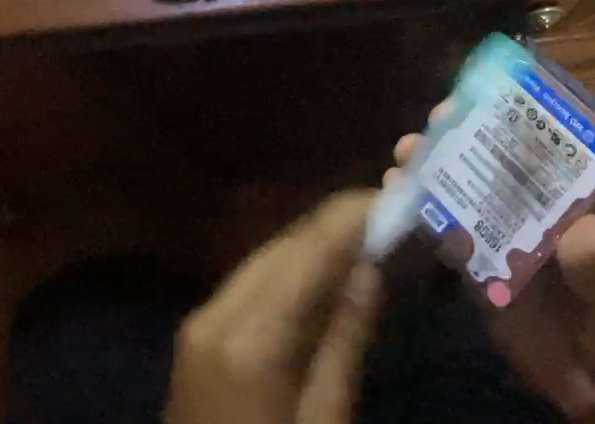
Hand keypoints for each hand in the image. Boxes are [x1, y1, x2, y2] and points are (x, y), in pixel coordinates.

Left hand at [166, 191, 383, 423]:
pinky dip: (292, 270)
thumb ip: (345, 337)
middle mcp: (217, 312)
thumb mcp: (325, 422)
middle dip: (338, 224)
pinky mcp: (197, 334)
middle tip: (392, 217)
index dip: (354, 214)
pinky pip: (252, 282)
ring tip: (369, 238)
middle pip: (287, 244)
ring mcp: (200, 321)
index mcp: (251, 339)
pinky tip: (325, 274)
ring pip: (269, 256)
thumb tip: (371, 266)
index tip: (397, 194)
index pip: (311, 248)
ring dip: (317, 243)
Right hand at [389, 104, 594, 423]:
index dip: (521, 117)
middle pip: (501, 162)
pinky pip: (453, 243)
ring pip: (470, 194)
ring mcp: (509, 240)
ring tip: (403, 156)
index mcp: (580, 201)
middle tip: (435, 121)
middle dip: (467, 136)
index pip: (551, 146)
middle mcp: (539, 210)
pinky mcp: (484, 277)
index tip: (490, 97)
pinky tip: (399, 205)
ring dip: (437, 171)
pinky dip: (427, 223)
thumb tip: (584, 233)